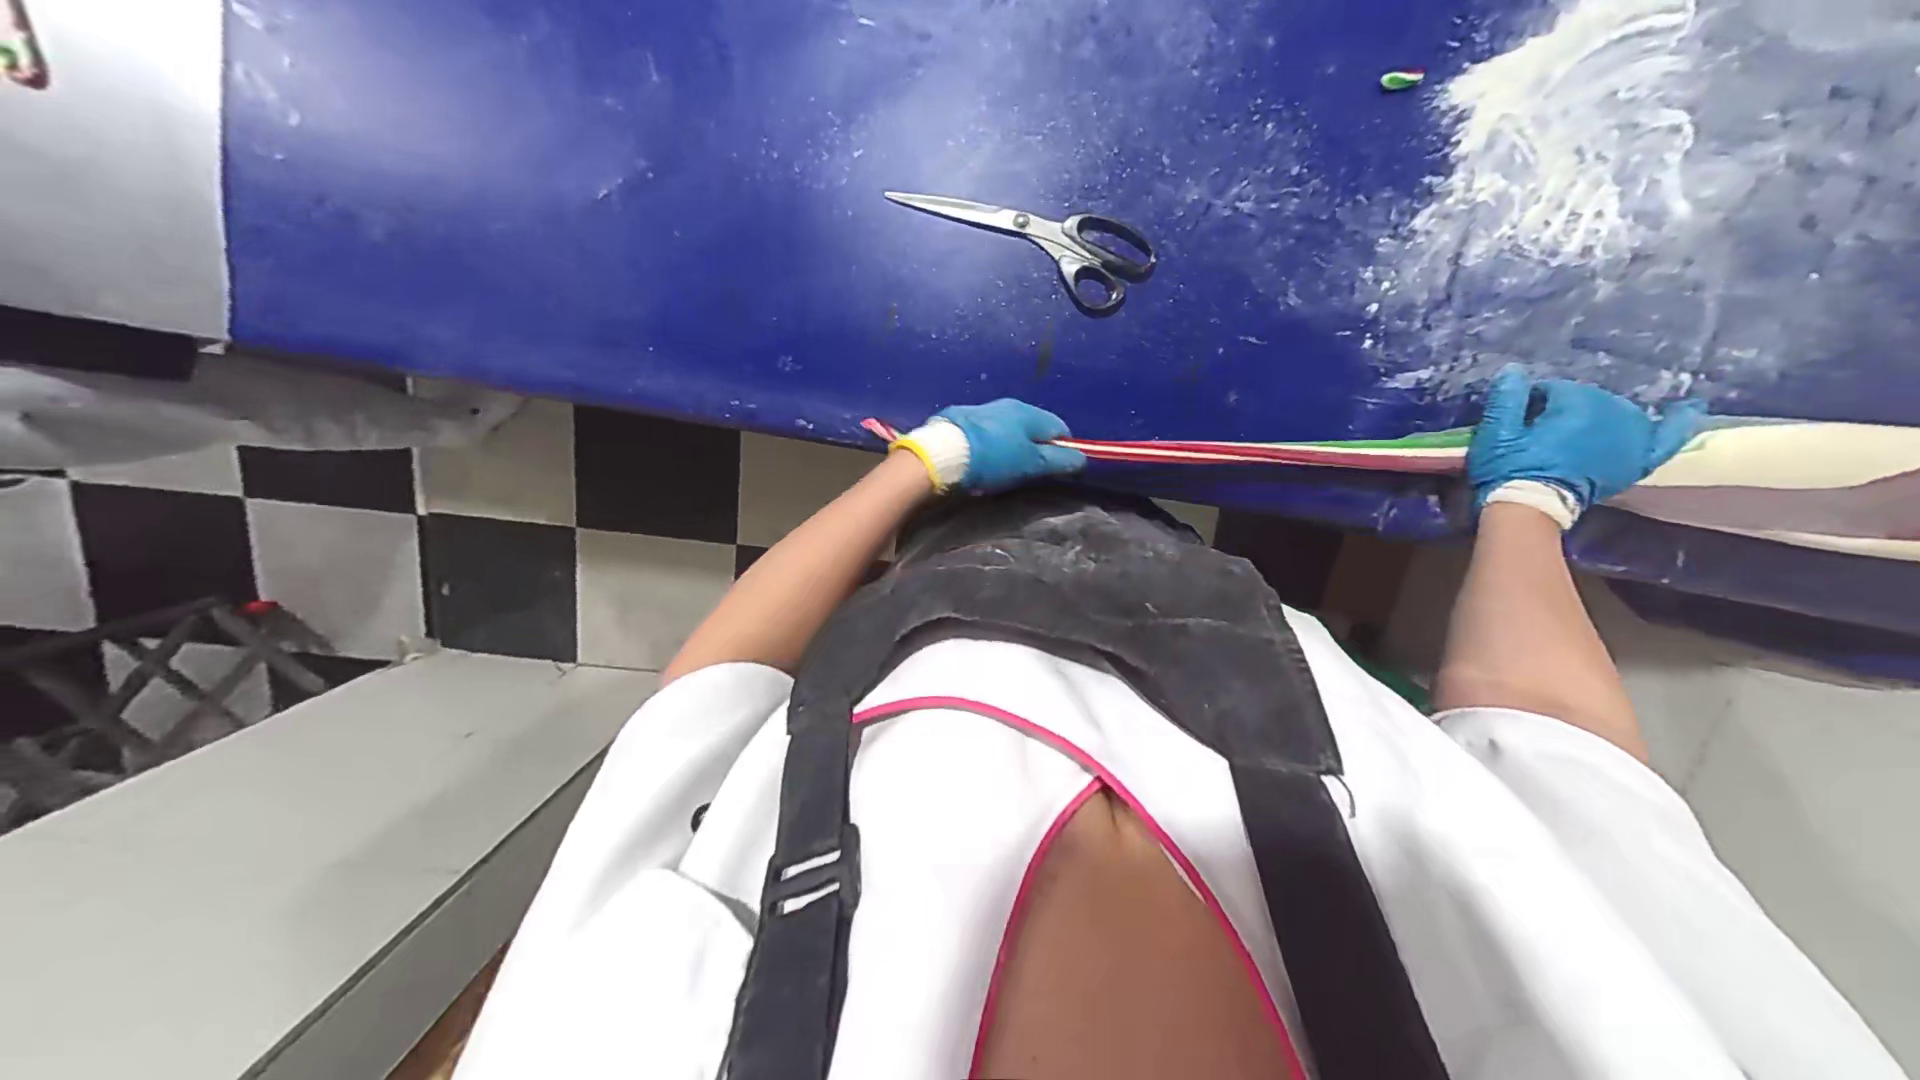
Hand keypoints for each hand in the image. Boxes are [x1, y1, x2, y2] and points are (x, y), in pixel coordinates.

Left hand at [892, 398, 1087, 492]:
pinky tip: (983, 461)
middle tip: (1030, 473)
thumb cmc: (993, 459)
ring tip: (1005, 470)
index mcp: (1029, 411)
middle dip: (1036, 448)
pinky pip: (987, 433)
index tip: (1057, 470)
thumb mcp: (1032, 464)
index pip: (1060, 428)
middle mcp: (1007, 404)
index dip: (1064, 450)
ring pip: (1009, 429)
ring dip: (1012, 447)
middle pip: (1033, 427)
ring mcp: (982, 410)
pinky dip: (991, 446)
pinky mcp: (961, 420)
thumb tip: (1082, 459)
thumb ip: (1059, 461)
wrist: (941, 454)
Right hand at [1468, 365, 1704, 515]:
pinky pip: (1669, 436)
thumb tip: (1514, 370)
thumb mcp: (1495, 432)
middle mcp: (1613, 414)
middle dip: (1563, 409)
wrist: (1530, 507)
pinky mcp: (1639, 460)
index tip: (1518, 419)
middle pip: (1587, 399)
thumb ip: (1506, 398)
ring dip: (1596, 416)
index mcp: (1577, 405)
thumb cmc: (1508, 469)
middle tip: (1537, 431)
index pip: (1556, 389)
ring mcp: (1632, 438)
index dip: (1532, 401)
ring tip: (1570, 433)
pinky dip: (1679, 421)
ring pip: (1619, 412)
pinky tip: (1687, 407)